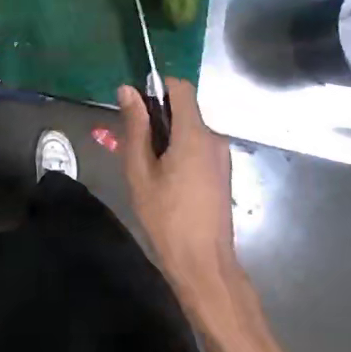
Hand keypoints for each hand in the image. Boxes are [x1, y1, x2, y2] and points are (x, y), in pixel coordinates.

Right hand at [120, 78, 238, 295]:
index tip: (137, 105)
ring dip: (168, 137)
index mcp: (194, 134)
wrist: (204, 264)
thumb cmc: (166, 217)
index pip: (181, 88)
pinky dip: (181, 152)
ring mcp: (222, 157)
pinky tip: (166, 180)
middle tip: (133, 144)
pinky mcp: (223, 173)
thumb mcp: (140, 171)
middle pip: (185, 110)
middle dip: (158, 118)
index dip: (158, 87)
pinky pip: (199, 148)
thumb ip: (135, 127)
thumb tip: (128, 90)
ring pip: (190, 131)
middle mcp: (214, 138)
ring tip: (147, 167)